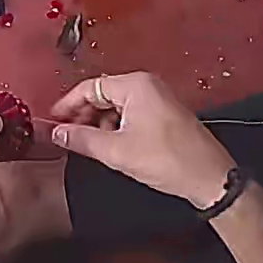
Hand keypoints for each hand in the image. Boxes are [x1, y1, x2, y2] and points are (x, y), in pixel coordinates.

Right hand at [48, 72, 236, 208]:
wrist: (209, 177)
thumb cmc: (167, 159)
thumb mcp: (116, 151)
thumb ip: (82, 139)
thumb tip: (58, 132)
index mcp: (135, 85)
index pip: (89, 87)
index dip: (68, 105)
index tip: (54, 121)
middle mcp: (147, 85)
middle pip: (102, 94)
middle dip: (83, 114)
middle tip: (67, 135)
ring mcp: (157, 98)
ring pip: (116, 105)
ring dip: (99, 123)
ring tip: (87, 144)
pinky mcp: (163, 113)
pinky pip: (130, 113)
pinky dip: (115, 126)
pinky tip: (110, 145)